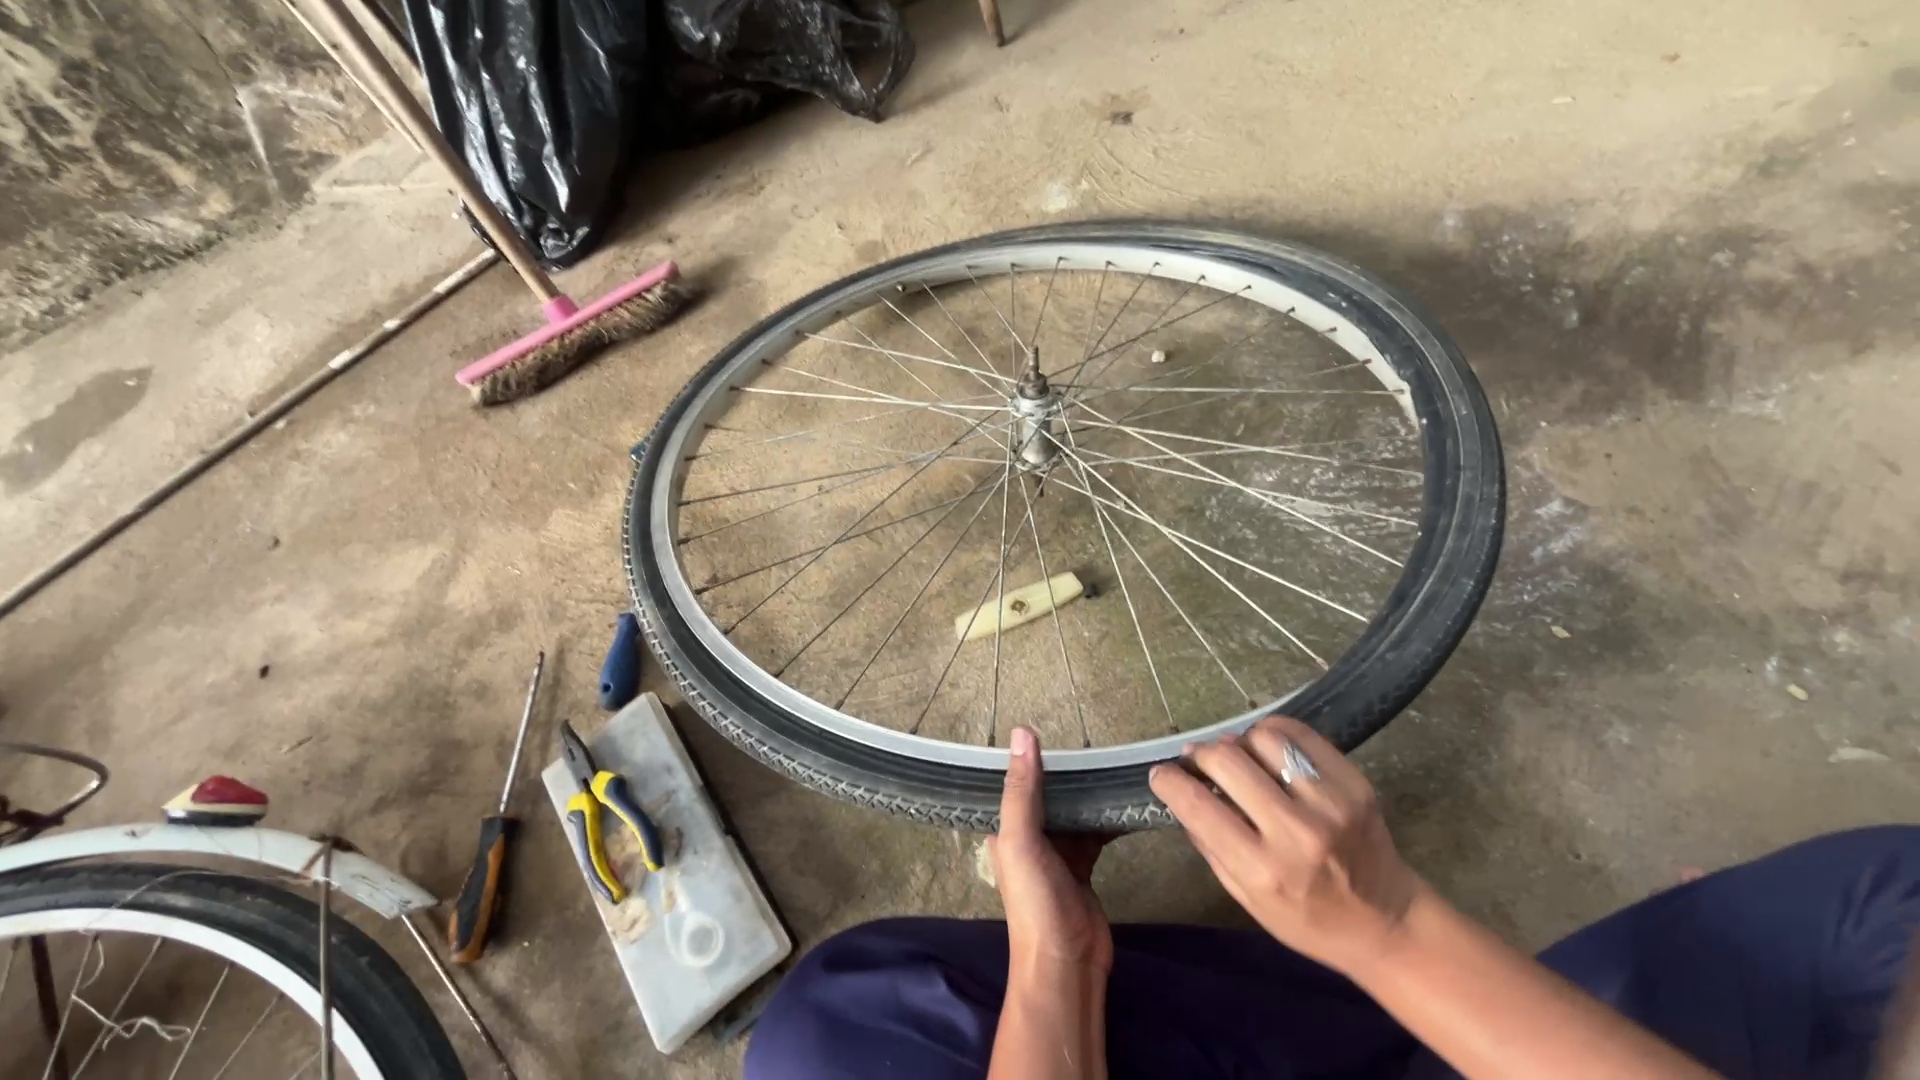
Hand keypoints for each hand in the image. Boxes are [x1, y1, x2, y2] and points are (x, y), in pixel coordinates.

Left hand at [991, 727, 1113, 975]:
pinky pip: (1095, 832)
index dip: (1025, 756)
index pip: (1012, 782)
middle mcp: (1027, 836)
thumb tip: (1022, 732)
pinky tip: (1127, 800)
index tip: (1048, 724)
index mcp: (1004, 829)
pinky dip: (1108, 817)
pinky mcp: (1083, 865)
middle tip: (1095, 739)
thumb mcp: (1022, 840)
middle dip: (1066, 770)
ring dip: (1089, 792)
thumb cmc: (1036, 902)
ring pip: (1073, 810)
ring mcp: (1057, 851)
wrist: (1067, 963)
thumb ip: (1022, 789)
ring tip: (1114, 761)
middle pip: (1047, 793)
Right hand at [1149, 715, 1419, 976]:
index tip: (1161, 775)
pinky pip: (1299, 735)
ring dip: (1239, 744)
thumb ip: (1210, 843)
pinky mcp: (1354, 782)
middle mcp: (1296, 832)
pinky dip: (1273, 734)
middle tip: (1196, 762)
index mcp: (1262, 868)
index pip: (1197, 805)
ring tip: (1238, 758)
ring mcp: (1330, 803)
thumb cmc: (1306, 919)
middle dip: (1199, 755)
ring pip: (1262, 739)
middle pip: (1226, 760)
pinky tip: (1266, 748)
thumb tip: (1181, 794)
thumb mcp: (1245, 897)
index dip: (1168, 781)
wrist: (1387, 922)